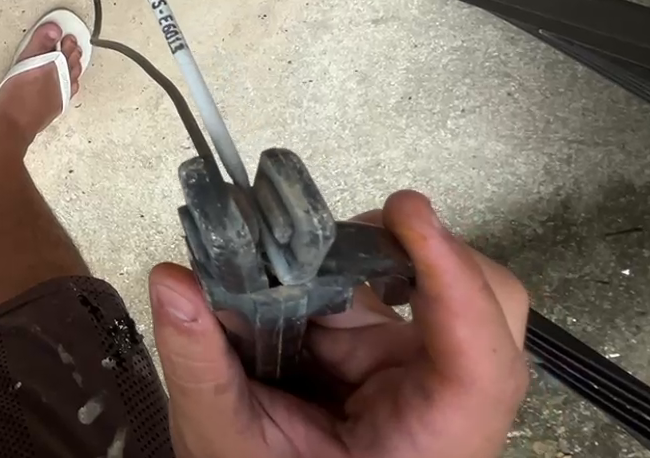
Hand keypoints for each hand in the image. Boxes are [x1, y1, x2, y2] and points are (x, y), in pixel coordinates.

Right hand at [149, 191, 529, 457]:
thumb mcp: (222, 436)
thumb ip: (198, 363)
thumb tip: (171, 279)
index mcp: (429, 442)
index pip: (479, 364)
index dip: (456, 284)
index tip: (407, 213)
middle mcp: (434, 398)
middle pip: (478, 312)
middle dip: (421, 251)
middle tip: (351, 220)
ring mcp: (402, 368)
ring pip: (406, 285)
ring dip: (341, 253)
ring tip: (265, 244)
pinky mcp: (369, 347)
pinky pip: (354, 285)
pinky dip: (309, 264)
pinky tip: (262, 266)